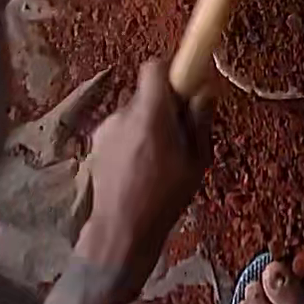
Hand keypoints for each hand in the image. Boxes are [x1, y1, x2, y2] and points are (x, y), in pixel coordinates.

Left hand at [76, 58, 209, 283]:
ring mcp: (106, 130)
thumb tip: (206, 90)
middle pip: (148, 93)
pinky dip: (133, 140)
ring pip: (135, 113)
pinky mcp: (96, 145)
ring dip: (148, 125)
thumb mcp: (196, 161)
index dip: (171, 70)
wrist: (119, 235)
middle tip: (180, 133)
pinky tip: (140, 168)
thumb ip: (200, 120)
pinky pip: (122, 130)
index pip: (155, 67)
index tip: (186, 86)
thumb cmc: (164, 198)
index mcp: (150, 115)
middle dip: (165, 105)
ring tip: (160, 158)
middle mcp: (123, 115)